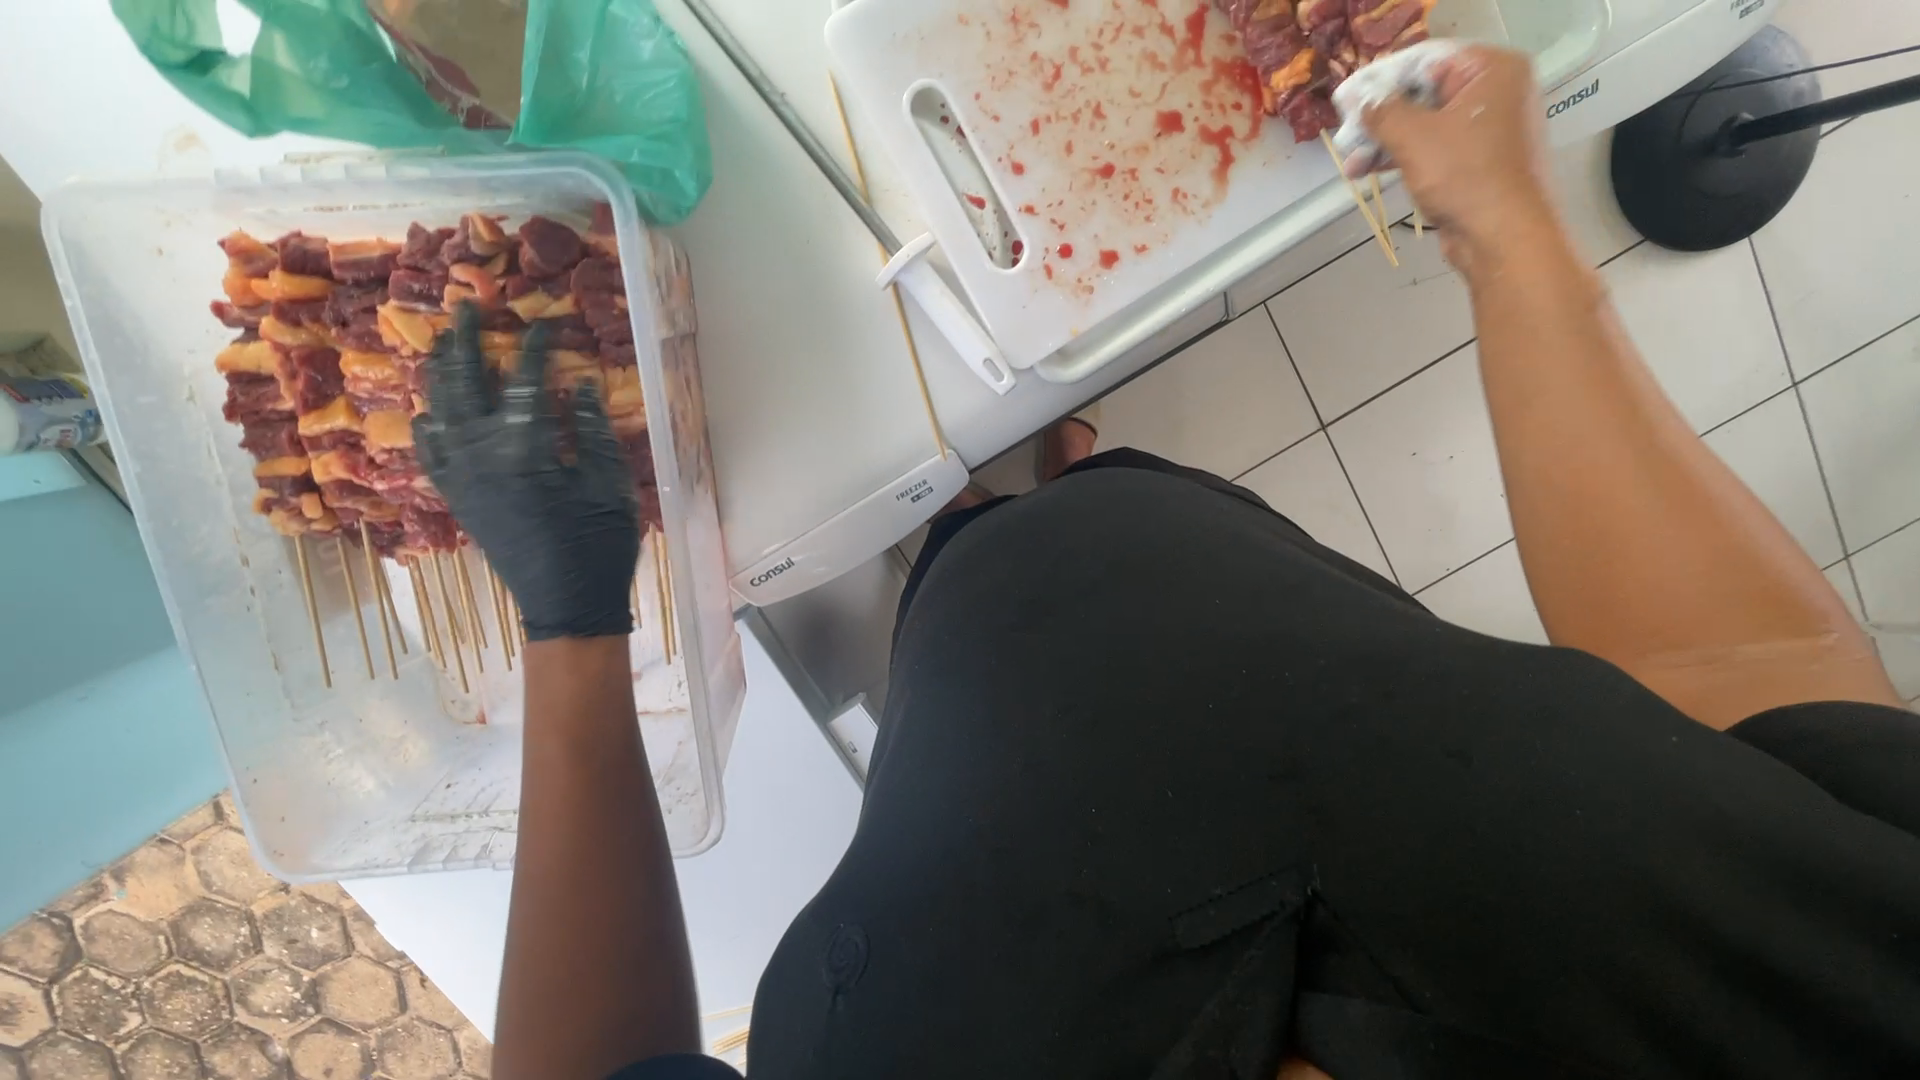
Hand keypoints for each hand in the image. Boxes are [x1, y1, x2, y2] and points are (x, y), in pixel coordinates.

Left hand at [413, 305, 638, 640]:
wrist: (566, 601)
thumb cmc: (599, 542)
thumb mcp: (609, 483)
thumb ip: (593, 430)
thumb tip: (580, 386)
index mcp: (523, 447)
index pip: (527, 381)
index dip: (538, 348)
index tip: (546, 323)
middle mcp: (479, 453)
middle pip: (465, 383)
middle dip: (467, 341)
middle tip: (467, 307)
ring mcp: (461, 474)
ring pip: (439, 409)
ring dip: (442, 373)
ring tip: (445, 344)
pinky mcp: (457, 495)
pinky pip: (429, 448)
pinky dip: (430, 421)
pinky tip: (435, 409)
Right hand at [1362, 46, 1557, 271]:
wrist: (1501, 234)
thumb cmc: (1464, 175)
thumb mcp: (1414, 137)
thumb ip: (1383, 112)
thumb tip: (1362, 100)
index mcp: (1492, 70)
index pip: (1427, 61)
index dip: (1383, 79)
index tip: (1348, 99)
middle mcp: (1496, 92)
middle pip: (1425, 93)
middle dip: (1381, 118)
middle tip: (1346, 134)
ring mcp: (1489, 128)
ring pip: (1425, 125)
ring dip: (1384, 143)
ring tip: (1350, 164)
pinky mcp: (1478, 160)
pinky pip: (1434, 148)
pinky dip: (1402, 158)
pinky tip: (1368, 171)